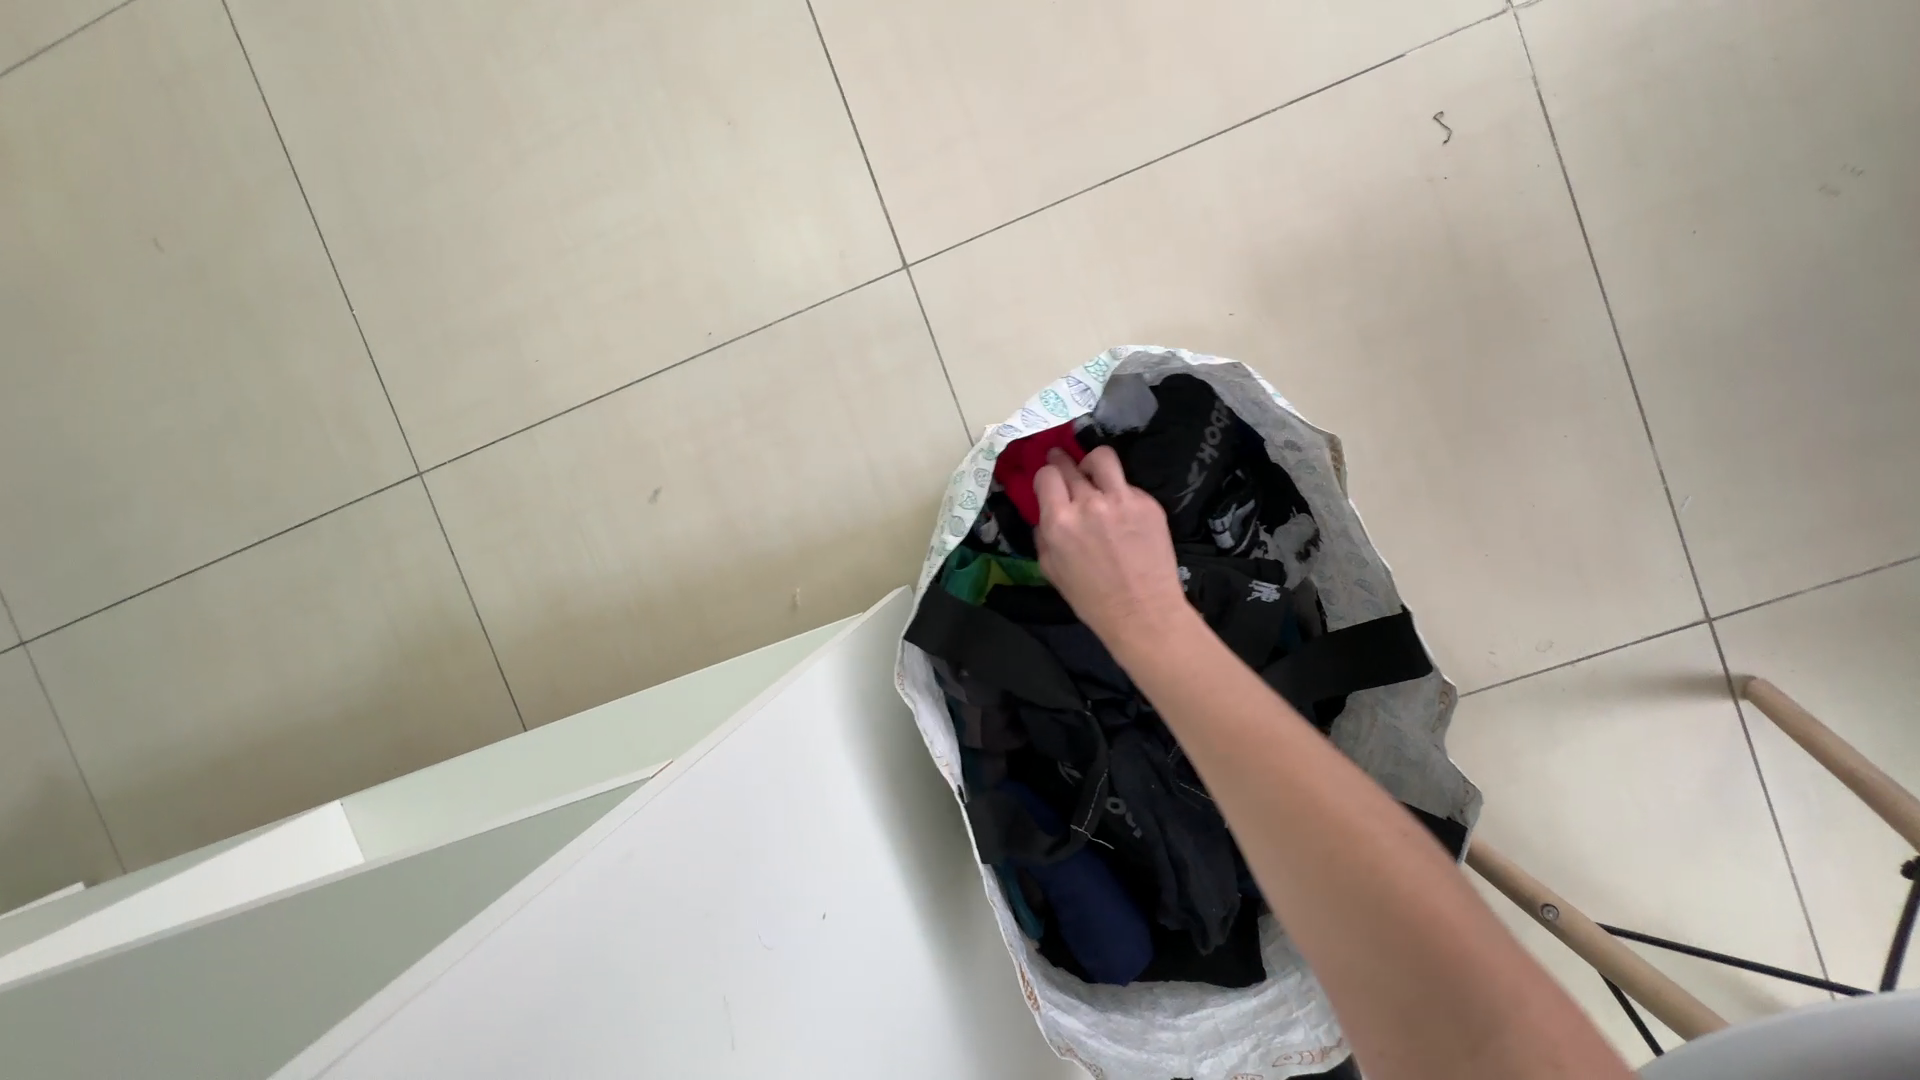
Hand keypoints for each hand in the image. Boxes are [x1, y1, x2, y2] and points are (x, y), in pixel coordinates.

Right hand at [1033, 445, 1192, 657]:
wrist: (1142, 612)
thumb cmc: (1091, 598)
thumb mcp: (1050, 569)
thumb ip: (1044, 534)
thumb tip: (1045, 512)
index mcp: (1059, 521)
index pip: (1047, 475)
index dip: (1045, 476)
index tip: (1048, 482)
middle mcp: (1088, 503)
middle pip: (1070, 464)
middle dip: (1062, 461)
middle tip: (1062, 461)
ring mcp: (1121, 500)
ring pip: (1102, 458)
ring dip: (1092, 463)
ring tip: (1093, 472)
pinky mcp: (1148, 504)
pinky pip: (1127, 485)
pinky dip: (1120, 493)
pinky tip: (1122, 512)